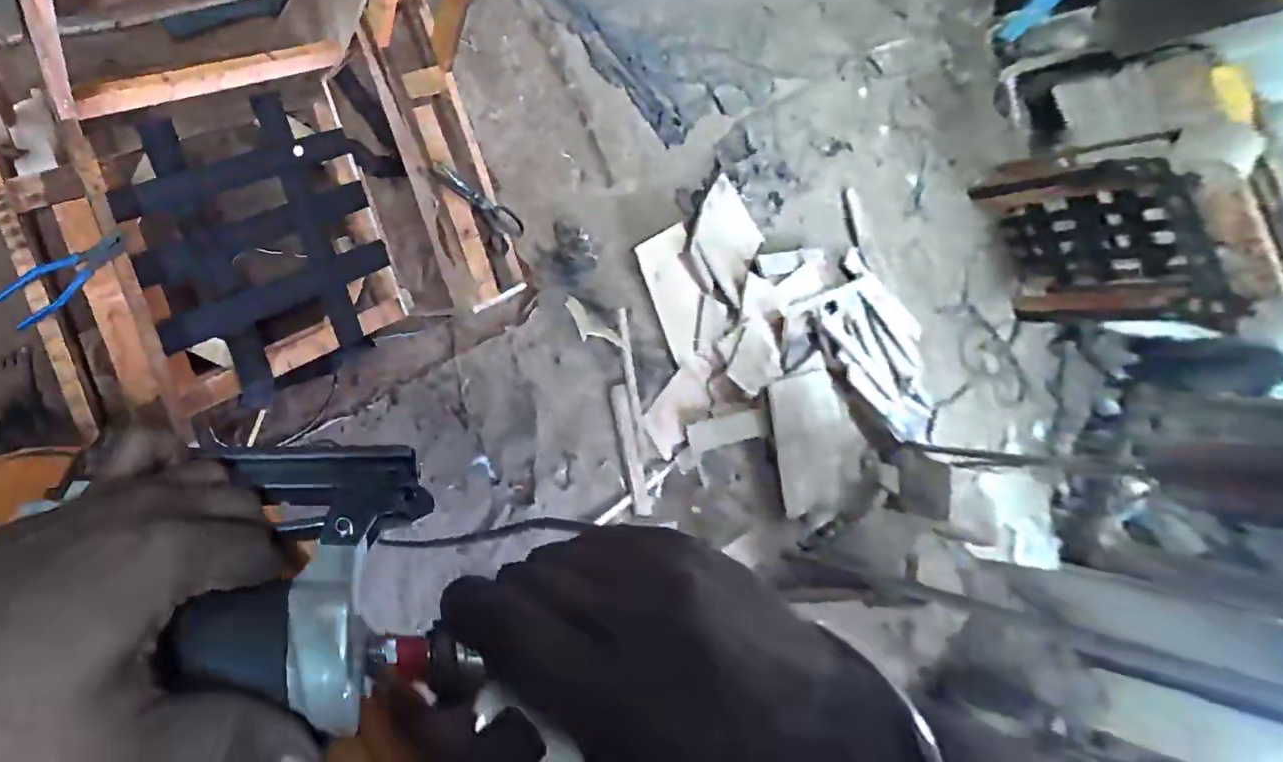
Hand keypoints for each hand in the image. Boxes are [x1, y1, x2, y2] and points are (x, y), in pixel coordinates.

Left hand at [0, 426, 316, 761]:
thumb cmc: (6, 719)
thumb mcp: (122, 749)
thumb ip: (221, 734)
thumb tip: (302, 743)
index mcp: (171, 549)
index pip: (259, 549)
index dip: (279, 588)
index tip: (276, 630)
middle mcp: (151, 500)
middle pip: (238, 500)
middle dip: (258, 543)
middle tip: (248, 609)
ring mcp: (110, 488)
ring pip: (198, 470)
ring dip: (223, 505)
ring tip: (214, 565)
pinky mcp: (77, 493)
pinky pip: (144, 452)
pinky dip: (172, 466)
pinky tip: (162, 506)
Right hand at [429, 526, 920, 761]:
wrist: (844, 747)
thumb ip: (512, 746)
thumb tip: (438, 703)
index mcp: (611, 690)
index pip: (490, 610)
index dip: (465, 620)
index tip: (472, 643)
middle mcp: (628, 606)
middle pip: (518, 578)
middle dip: (513, 615)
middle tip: (542, 656)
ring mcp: (657, 561)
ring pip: (553, 555)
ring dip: (552, 593)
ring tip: (591, 635)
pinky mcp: (677, 540)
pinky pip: (596, 542)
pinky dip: (591, 574)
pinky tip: (625, 611)